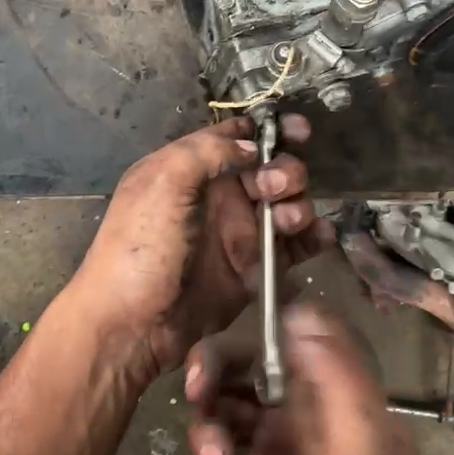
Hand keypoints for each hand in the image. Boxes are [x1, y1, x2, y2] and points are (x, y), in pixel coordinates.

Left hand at [66, 114, 333, 380]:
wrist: (133, 324)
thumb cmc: (141, 247)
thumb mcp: (162, 184)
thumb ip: (205, 153)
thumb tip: (250, 146)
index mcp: (190, 167)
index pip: (235, 135)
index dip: (269, 129)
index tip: (300, 130)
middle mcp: (218, 195)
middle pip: (269, 167)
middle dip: (284, 171)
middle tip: (273, 188)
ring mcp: (238, 232)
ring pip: (285, 204)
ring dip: (298, 204)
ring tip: (287, 221)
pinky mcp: (254, 269)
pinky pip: (292, 246)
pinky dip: (312, 237)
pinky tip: (320, 236)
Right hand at [185, 304, 427, 454]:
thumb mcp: (364, 449)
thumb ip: (338, 374)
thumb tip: (300, 303)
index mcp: (335, 404)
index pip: (286, 346)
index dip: (249, 338)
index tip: (217, 345)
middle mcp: (304, 428)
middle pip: (244, 380)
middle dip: (214, 385)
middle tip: (197, 395)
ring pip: (221, 425)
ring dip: (207, 440)